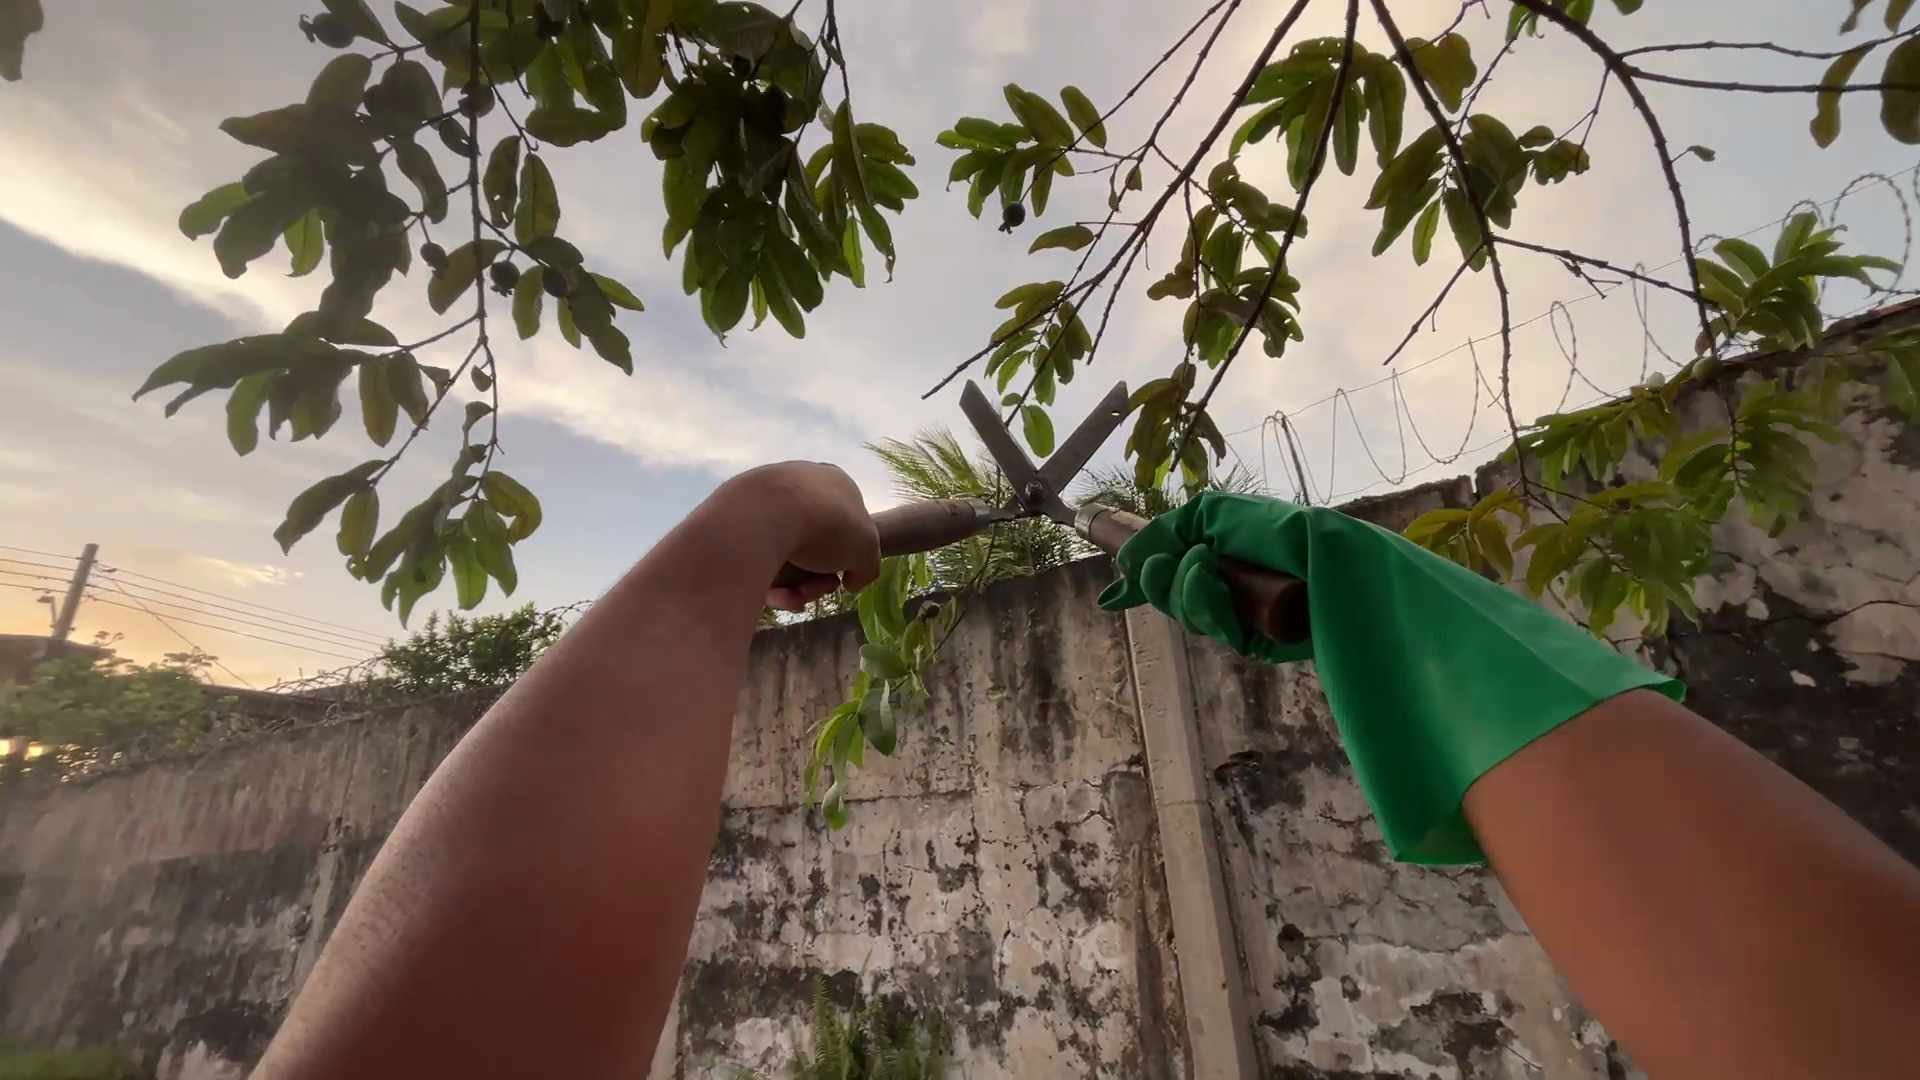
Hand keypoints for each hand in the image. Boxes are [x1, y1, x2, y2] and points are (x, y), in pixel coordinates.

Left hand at [726, 462, 881, 611]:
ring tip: (792, 599)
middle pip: (814, 543)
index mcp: (836, 483)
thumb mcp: (867, 550)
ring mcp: (765, 496)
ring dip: (793, 583)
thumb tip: (852, 582)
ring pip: (784, 551)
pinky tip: (772, 594)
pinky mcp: (737, 514)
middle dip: (817, 576)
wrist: (767, 515)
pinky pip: (757, 551)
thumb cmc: (830, 526)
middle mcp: (800, 483)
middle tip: (815, 591)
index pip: (847, 524)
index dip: (846, 556)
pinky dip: (766, 575)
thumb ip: (866, 567)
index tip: (840, 579)